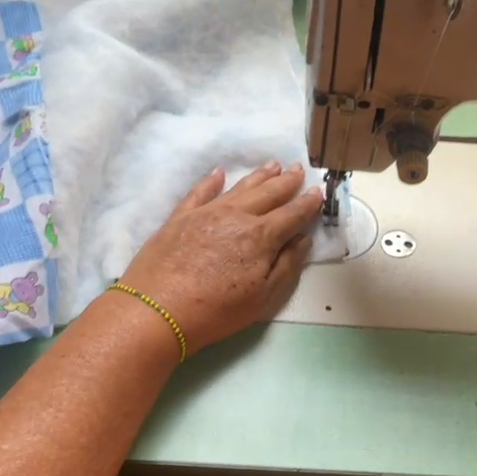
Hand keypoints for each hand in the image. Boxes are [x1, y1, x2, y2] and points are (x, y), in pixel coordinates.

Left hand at [111, 161, 322, 354]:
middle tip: (297, 168)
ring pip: (238, 187)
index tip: (318, 191)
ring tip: (272, 165)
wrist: (157, 310)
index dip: (307, 203)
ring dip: (258, 176)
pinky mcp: (180, 217)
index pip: (291, 214)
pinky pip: (200, 191)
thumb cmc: (217, 311)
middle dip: (286, 181)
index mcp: (261, 236)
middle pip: (268, 194)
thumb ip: (286, 265)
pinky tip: (218, 173)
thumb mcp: (263, 298)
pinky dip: (211, 181)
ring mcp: (207, 213)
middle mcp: (237, 216)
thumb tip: (303, 238)